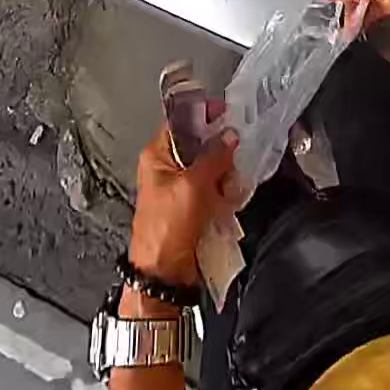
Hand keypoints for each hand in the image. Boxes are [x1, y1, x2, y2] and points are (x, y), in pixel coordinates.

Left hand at [127, 125, 238, 287]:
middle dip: (219, 154)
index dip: (202, 115)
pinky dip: (224, 196)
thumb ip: (213, 159)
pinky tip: (231, 204)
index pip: (181, 123)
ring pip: (211, 170)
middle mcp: (168, 167)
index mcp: (157, 154)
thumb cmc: (169, 226)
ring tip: (229, 192)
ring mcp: (181, 188)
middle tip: (232, 163)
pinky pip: (214, 192)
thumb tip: (230, 135)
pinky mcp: (194, 208)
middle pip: (200, 146)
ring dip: (224, 179)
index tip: (227, 113)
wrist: (164, 276)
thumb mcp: (193, 187)